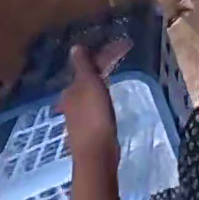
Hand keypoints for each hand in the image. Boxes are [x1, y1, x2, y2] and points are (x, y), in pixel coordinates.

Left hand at [60, 45, 117, 166]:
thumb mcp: (89, 86)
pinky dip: (103, 89)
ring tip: (118, 67)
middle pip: (90, 74)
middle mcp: (72, 99)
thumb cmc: (94, 117)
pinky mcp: (89, 124)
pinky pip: (96, 98)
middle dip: (105, 61)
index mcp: (72, 88)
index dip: (107, 51)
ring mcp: (79, 113)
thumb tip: (74, 47)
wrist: (96, 154)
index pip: (88, 63)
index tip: (126, 44)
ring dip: (103, 74)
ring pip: (92, 86)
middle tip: (126, 51)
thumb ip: (83, 66)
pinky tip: (109, 92)